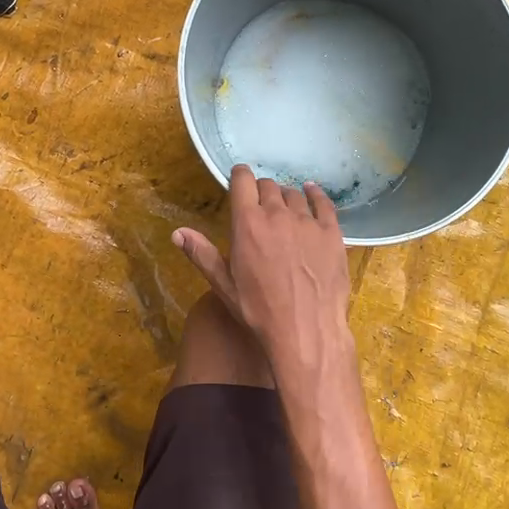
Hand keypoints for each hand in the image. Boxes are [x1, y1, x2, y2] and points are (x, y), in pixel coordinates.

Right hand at [173, 165, 355, 381]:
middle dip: (261, 191)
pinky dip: (314, 195)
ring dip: (285, 197)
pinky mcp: (331, 232)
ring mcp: (307, 222)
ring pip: (294, 194)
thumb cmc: (259, 312)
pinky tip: (311, 193)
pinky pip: (323, 203)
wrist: (306, 331)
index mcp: (247, 223)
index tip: (239, 179)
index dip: (240, 176)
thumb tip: (177, 233)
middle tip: (259, 206)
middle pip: (268, 186)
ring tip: (284, 210)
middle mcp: (277, 214)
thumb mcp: (224, 285)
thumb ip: (202, 254)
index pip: (242, 181)